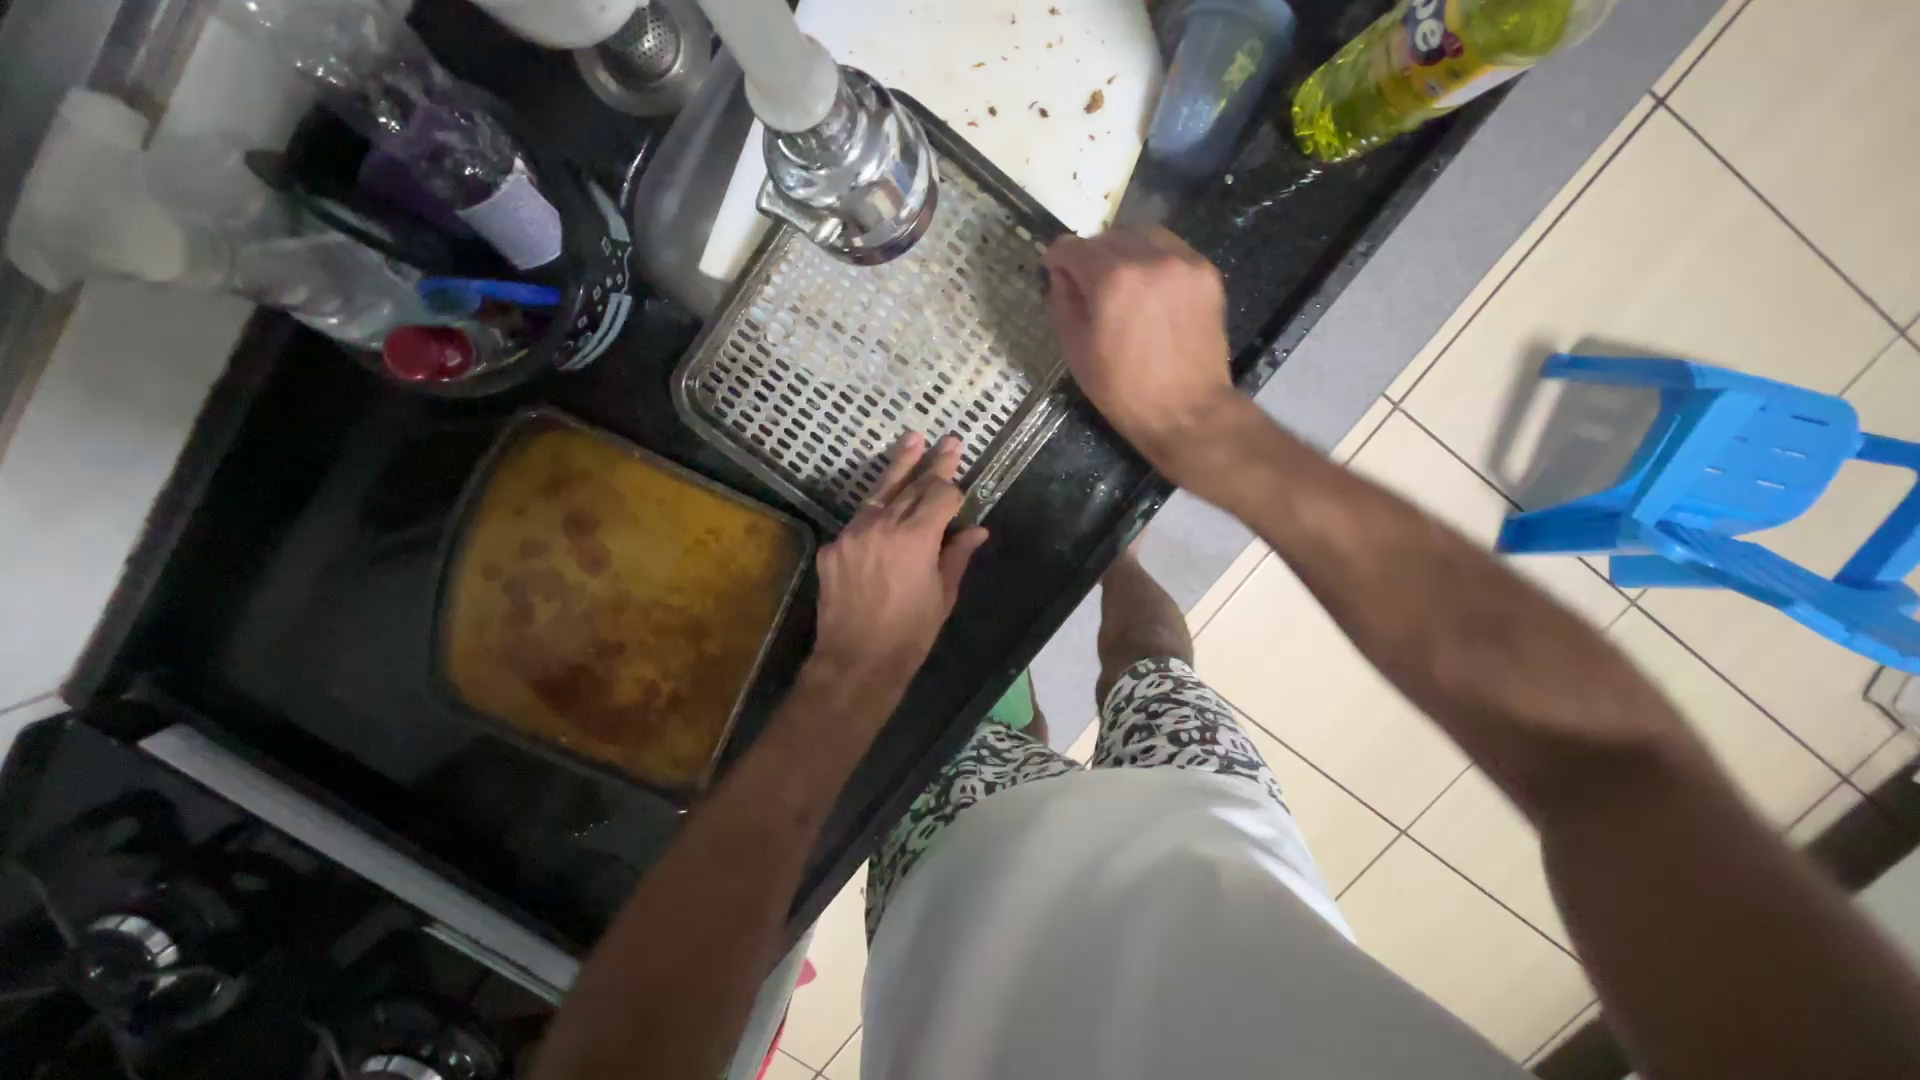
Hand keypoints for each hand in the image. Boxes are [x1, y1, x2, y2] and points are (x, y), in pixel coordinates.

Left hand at [809, 432, 990, 701]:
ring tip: (913, 440)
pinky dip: (875, 515)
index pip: (940, 494)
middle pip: (912, 485)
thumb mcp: (943, 595)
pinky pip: (859, 523)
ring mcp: (852, 534)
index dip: (954, 488)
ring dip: (899, 469)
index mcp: (916, 536)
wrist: (856, 661)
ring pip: (879, 493)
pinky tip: (885, 509)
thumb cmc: (910, 634)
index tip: (962, 483)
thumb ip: (957, 555)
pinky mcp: (832, 548)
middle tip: (950, 441)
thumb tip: (976, 531)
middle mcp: (882, 524)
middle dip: (933, 463)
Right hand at [1043, 228, 1247, 484]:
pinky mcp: (1206, 273)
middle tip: (1089, 288)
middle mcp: (1149, 258)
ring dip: (1124, 253)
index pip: (1072, 247)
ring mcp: (1183, 262)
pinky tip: (1152, 292)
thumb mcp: (1076, 351)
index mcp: (1112, 278)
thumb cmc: (1123, 390)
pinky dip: (1155, 262)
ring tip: (1122, 286)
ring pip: (1141, 236)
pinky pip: (1171, 251)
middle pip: (1107, 237)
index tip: (1056, 274)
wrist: (1187, 411)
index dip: (1058, 260)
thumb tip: (1060, 275)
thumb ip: (1062, 303)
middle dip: (1092, 257)